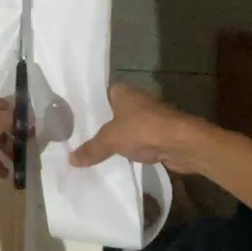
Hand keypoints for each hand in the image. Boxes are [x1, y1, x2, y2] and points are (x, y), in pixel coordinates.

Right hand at [69, 84, 216, 173]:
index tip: (72, 122)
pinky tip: (117, 159)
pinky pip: (137, 141)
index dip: (87, 109)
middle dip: (100, 126)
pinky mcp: (158, 133)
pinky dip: (130, 149)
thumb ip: (91, 148)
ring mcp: (148, 116)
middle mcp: (135, 99)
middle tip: (78, 140)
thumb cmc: (143, 129)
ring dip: (116, 139)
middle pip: (112, 113)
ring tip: (94, 151)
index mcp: (121, 91)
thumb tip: (70, 159)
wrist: (181, 143)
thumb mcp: (110, 139)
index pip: (99, 96)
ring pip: (125, 128)